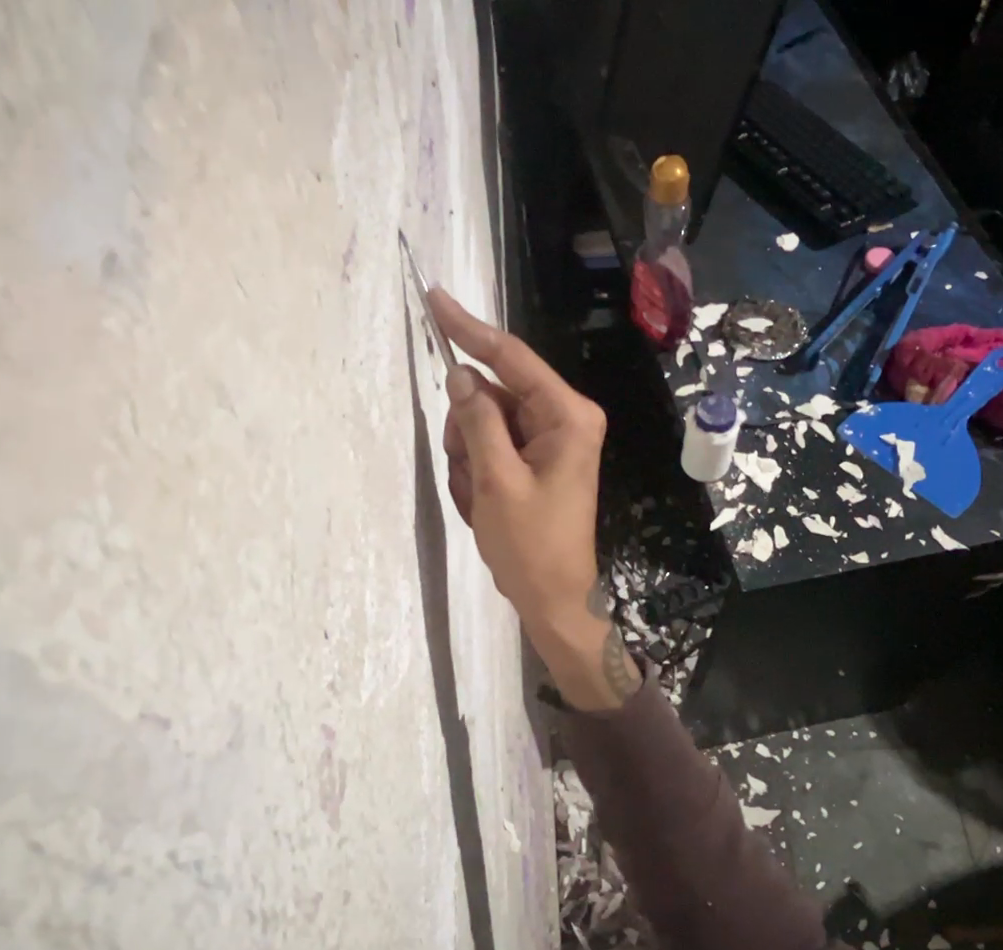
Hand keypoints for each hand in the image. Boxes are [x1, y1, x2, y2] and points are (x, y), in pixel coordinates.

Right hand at [430, 289, 641, 709]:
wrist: (553, 598)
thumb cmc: (531, 544)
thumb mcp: (496, 481)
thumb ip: (477, 421)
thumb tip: (460, 374)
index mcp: (567, 416)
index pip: (511, 359)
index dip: (470, 330)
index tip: (436, 298)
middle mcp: (562, 418)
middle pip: (492, 393)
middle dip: (468, 430)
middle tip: (471, 474)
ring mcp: (548, 440)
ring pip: (484, 421)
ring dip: (469, 458)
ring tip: (482, 499)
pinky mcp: (535, 461)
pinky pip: (490, 448)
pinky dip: (476, 472)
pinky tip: (484, 505)